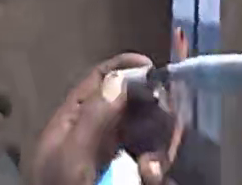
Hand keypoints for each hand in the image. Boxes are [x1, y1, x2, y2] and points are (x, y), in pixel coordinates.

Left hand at [24, 54, 174, 184]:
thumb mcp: (72, 158)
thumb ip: (94, 118)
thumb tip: (119, 80)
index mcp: (72, 122)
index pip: (98, 81)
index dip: (124, 68)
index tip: (154, 68)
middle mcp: (92, 138)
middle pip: (128, 109)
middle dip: (151, 114)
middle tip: (169, 127)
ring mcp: (110, 165)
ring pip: (144, 140)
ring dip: (158, 148)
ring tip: (153, 172)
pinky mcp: (124, 181)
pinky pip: (149, 168)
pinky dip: (157, 170)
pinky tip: (156, 180)